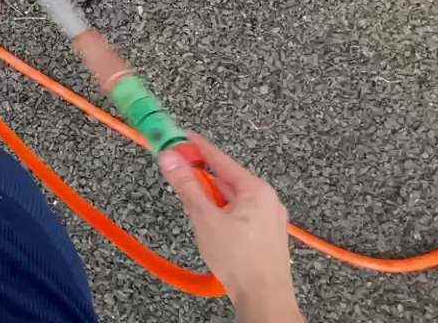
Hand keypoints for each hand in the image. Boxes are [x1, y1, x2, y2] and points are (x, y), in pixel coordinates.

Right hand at [158, 134, 301, 322]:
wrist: (265, 302)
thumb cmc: (238, 259)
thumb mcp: (205, 217)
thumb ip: (186, 184)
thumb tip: (168, 155)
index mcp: (255, 189)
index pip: (218, 157)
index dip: (194, 145)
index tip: (175, 134)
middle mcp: (266, 199)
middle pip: (224, 177)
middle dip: (199, 176)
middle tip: (176, 175)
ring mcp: (269, 217)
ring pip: (230, 196)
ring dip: (209, 196)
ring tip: (192, 207)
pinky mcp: (266, 234)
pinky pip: (238, 211)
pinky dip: (220, 210)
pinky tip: (209, 223)